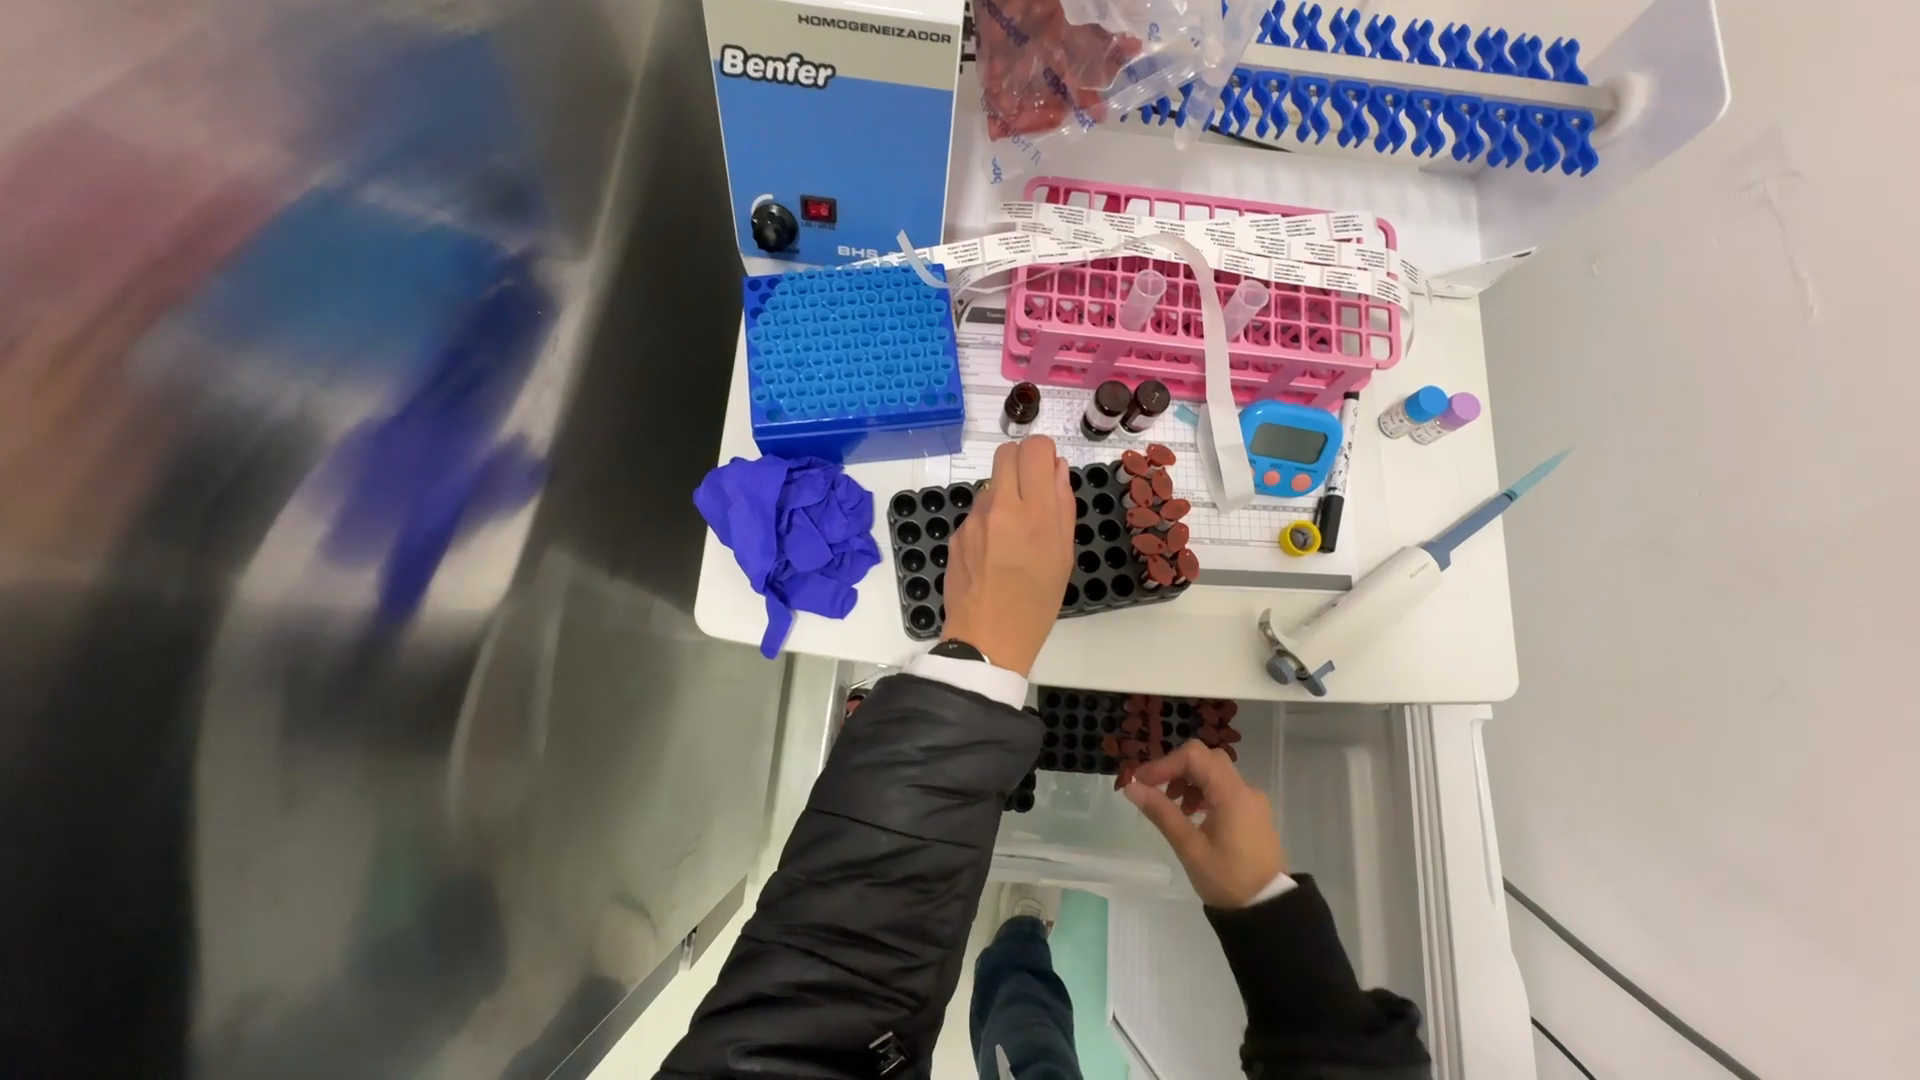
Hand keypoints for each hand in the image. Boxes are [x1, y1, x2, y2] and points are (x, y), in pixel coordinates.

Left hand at [941, 436, 1074, 677]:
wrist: (987, 639)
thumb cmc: (1036, 604)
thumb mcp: (1064, 556)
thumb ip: (1062, 505)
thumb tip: (1056, 468)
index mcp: (1035, 514)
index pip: (1035, 449)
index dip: (1044, 453)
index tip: (1048, 472)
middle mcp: (1000, 508)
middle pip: (1006, 452)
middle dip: (1022, 462)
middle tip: (1033, 492)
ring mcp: (973, 520)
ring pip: (991, 483)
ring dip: (1005, 494)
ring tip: (1015, 534)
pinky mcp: (956, 534)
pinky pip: (977, 512)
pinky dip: (989, 519)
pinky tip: (995, 551)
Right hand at [1124, 741, 1287, 907]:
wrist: (1268, 909)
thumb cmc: (1227, 879)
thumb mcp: (1189, 847)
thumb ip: (1161, 812)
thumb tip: (1131, 787)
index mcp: (1232, 793)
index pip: (1194, 756)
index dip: (1164, 764)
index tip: (1142, 782)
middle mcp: (1246, 789)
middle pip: (1206, 759)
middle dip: (1176, 769)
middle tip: (1155, 791)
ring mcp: (1253, 801)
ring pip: (1216, 772)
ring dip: (1190, 780)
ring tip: (1173, 808)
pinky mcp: (1254, 814)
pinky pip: (1225, 789)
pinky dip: (1204, 792)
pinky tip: (1193, 816)